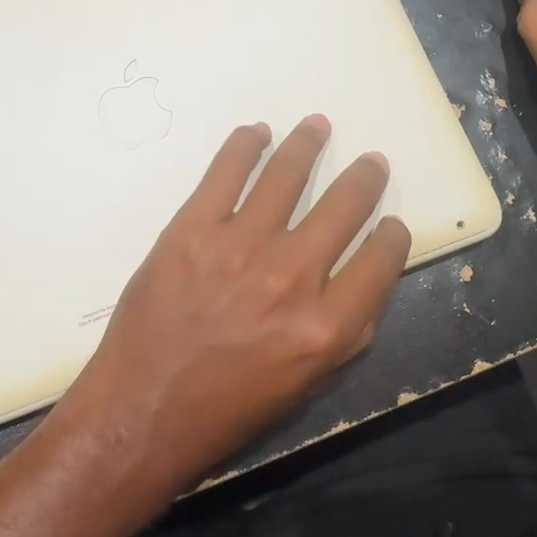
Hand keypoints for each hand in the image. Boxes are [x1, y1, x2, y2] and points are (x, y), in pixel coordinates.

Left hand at [52, 115, 410, 494]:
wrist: (144, 408)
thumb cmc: (227, 409)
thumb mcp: (306, 388)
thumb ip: (343, 334)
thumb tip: (364, 280)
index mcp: (325, 327)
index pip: (380, 261)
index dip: (392, 236)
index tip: (389, 222)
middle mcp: (291, 278)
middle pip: (344, 207)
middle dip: (364, 179)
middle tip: (370, 162)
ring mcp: (240, 245)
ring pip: (287, 175)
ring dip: (308, 144)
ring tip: (318, 126)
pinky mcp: (193, 228)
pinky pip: (227, 170)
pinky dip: (246, 144)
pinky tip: (258, 133)